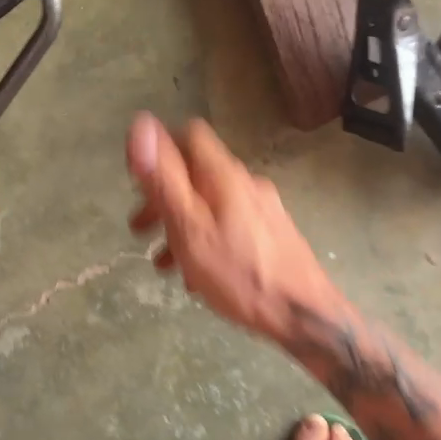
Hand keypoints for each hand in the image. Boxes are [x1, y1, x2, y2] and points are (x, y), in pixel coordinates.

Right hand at [126, 113, 341, 339]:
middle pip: (198, 175)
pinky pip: (231, 229)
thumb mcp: (191, 231)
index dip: (159, 150)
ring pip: (213, 207)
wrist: (303, 313)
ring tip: (163, 264)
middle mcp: (248, 185)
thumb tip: (140, 125)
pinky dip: (207, 242)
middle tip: (139, 229)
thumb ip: (165, 181)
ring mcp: (265, 211)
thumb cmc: (240, 276)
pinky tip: (199, 277)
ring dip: (183, 228)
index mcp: (225, 177)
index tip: (137, 180)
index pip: (189, 136)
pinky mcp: (274, 237)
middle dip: (165, 199)